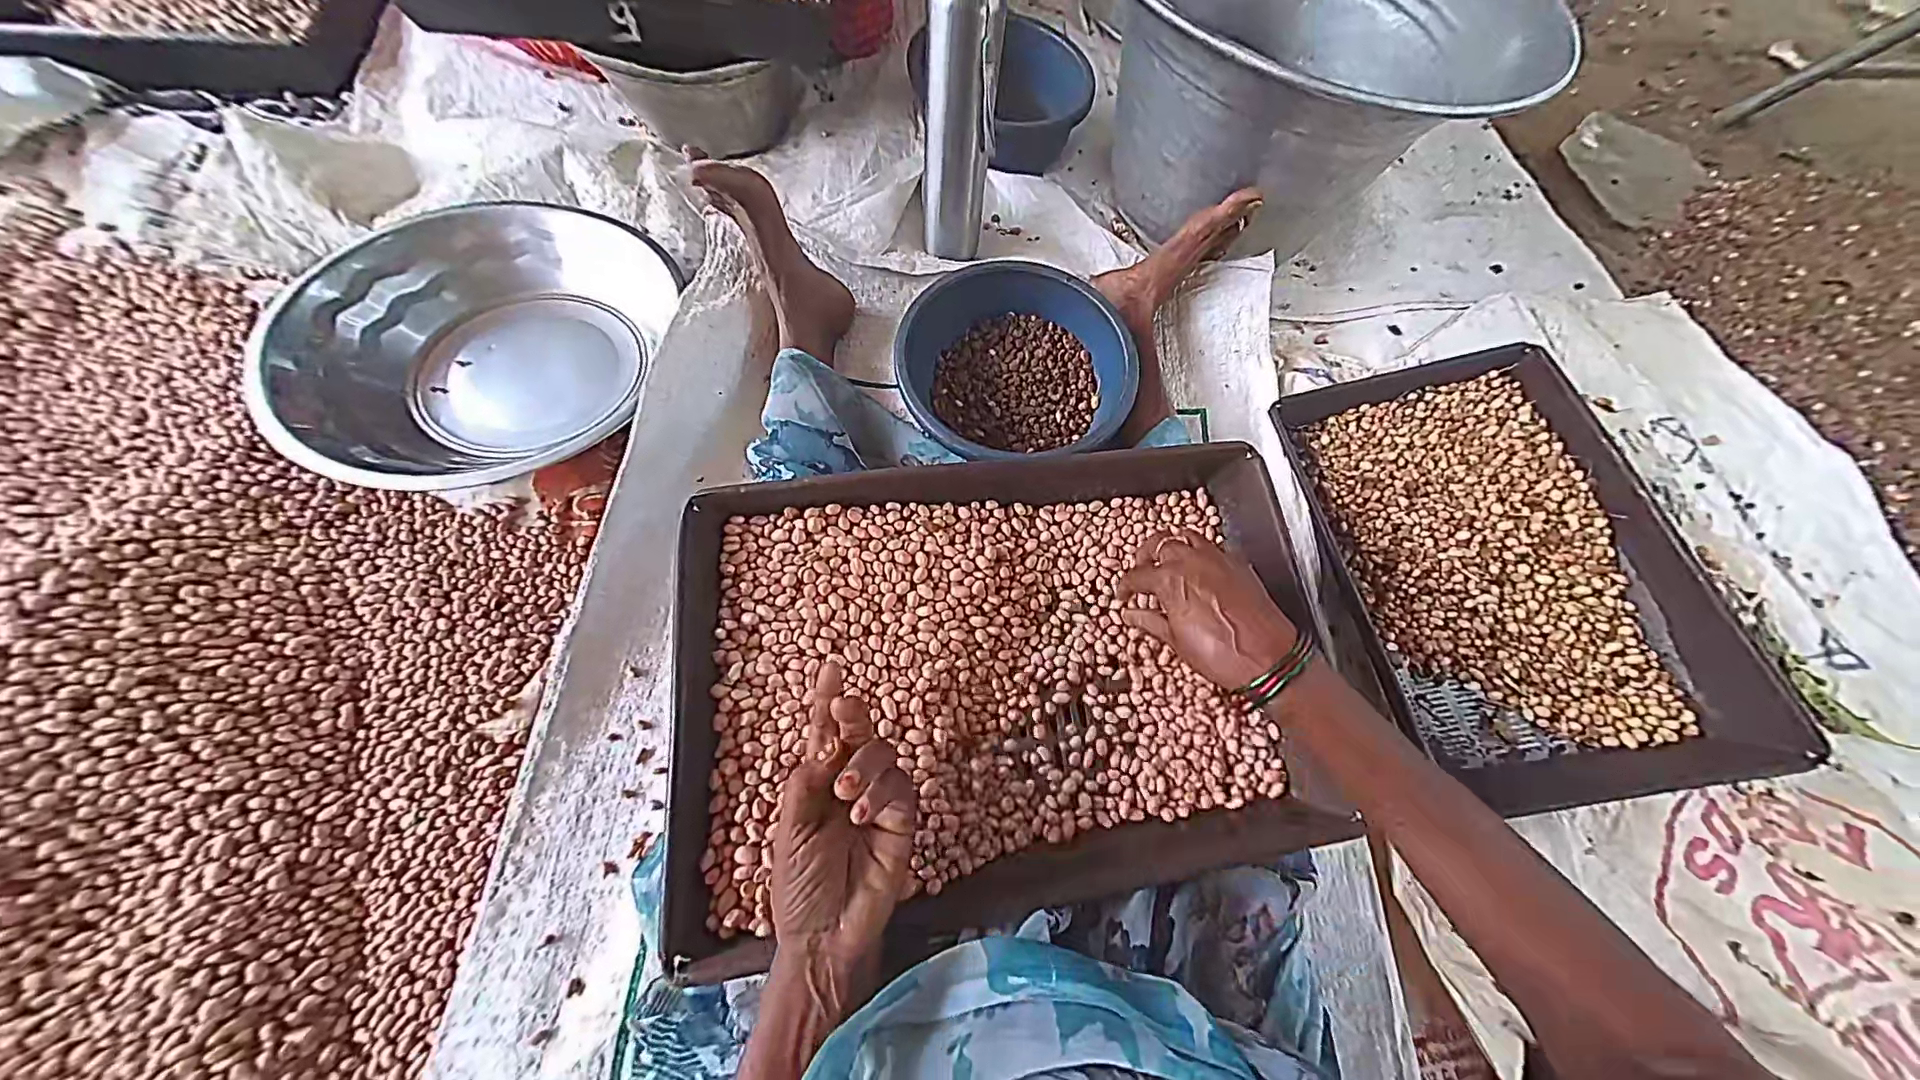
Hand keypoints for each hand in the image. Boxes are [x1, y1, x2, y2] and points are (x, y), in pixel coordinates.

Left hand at [770, 661, 916, 966]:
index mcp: (818, 780)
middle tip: (842, 710)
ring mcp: (878, 797)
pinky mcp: (901, 818)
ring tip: (845, 791)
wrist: (824, 935)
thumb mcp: (789, 833)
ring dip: (865, 763)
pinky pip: (901, 787)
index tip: (831, 669)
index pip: (825, 732)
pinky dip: (881, 792)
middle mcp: (850, 780)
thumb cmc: (799, 885)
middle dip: (853, 715)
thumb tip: (821, 748)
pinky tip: (862, 812)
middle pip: (859, 732)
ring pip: (883, 753)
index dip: (827, 700)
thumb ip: (804, 788)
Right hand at [1116, 530, 1299, 689]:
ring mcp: (1217, 560)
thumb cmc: (1223, 655)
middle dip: (1145, 556)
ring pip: (1186, 536)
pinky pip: (1212, 547)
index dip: (1126, 586)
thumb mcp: (1177, 641)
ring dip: (1172, 544)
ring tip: (1166, 560)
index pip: (1137, 575)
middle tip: (1141, 570)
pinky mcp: (1238, 565)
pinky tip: (1197, 568)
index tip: (1124, 595)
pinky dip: (1198, 551)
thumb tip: (1133, 614)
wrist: (1269, 659)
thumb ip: (1151, 621)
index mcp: (1169, 580)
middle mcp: (1192, 562)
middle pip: (1159, 544)